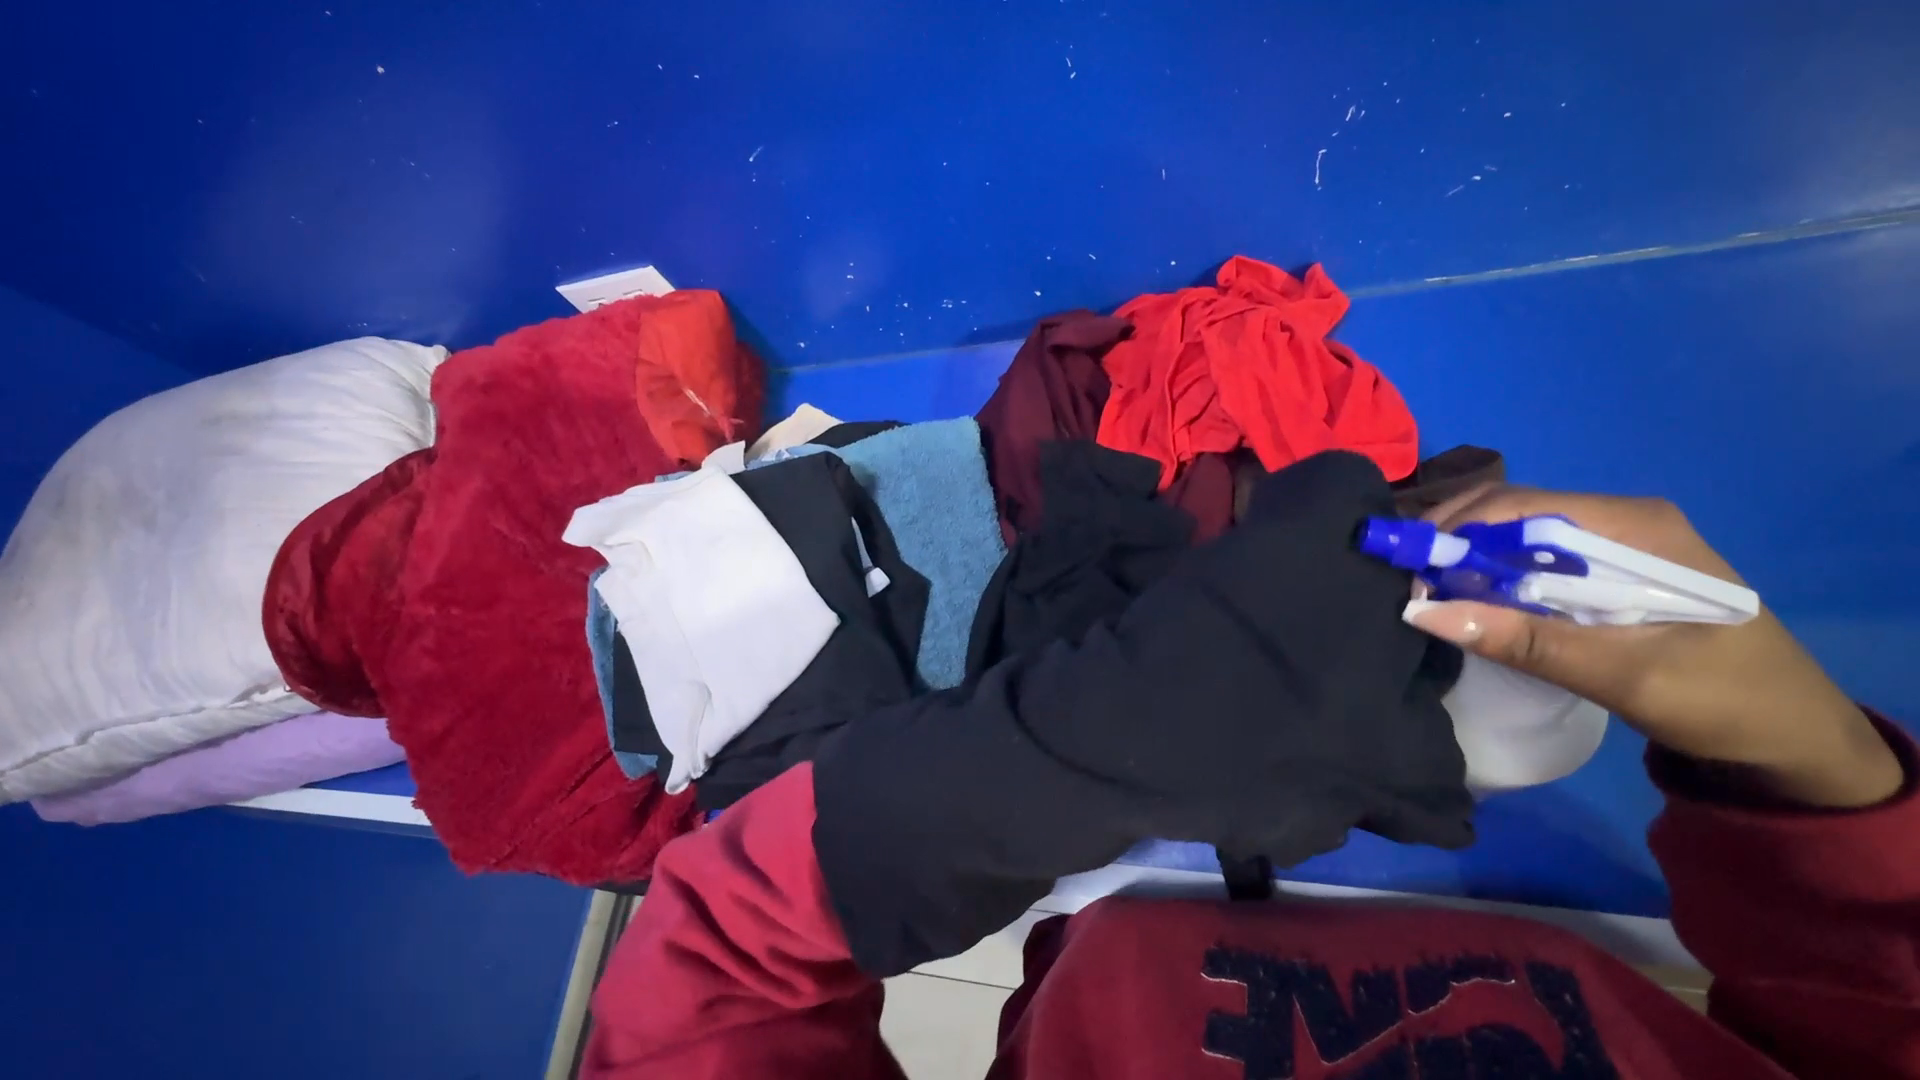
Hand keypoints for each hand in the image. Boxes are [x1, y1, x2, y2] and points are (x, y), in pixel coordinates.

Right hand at [1402, 486, 1903, 808]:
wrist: (1792, 739)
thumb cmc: (1722, 700)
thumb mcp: (1623, 675)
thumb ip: (1526, 641)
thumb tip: (1423, 611)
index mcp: (1638, 527)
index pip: (1521, 505)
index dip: (1454, 529)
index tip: (1405, 567)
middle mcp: (1621, 520)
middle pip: (1512, 512)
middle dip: (1451, 539)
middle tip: (1402, 578)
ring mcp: (1614, 544)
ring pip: (1516, 534)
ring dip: (1466, 558)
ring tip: (1420, 587)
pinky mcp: (1605, 570)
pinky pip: (1531, 559)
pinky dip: (1490, 574)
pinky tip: (1463, 595)